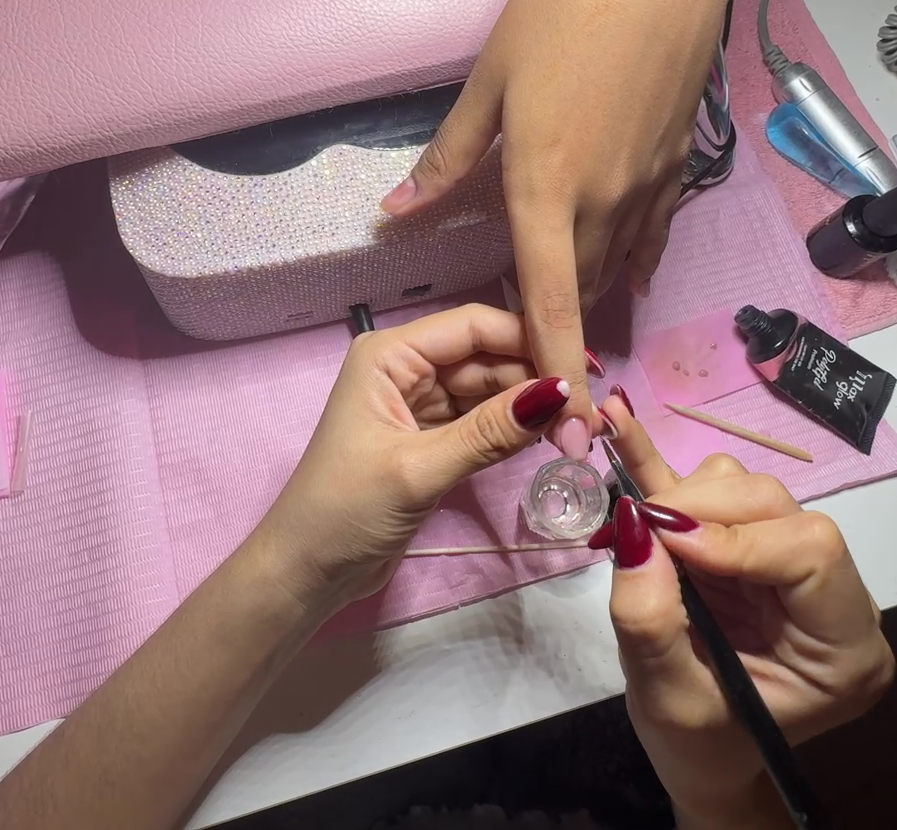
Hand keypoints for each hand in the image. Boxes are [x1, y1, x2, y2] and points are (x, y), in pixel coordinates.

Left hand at [253, 304, 568, 612]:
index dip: (529, 341)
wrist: (308, 570)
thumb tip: (561, 393)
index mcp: (390, 354)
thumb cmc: (346, 510)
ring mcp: (419, 401)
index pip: (473, 327)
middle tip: (588, 416)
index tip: (584, 369)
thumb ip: (489, 432)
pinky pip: (480, 418)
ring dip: (530, 406)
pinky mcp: (430, 435)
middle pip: (486, 356)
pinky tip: (547, 438)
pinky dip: (511, 428)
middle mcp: (406, 366)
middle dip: (536, 380)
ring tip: (579, 429)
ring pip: (488, 388)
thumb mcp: (418, 469)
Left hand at [381, 0, 744, 452]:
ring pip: (610, 266)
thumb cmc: (560, 9)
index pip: (548, 305)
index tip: (566, 430)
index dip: (554, 373)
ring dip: (582, 295)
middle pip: (576, 292)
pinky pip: (647, 236)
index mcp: (544, 189)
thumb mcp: (489, 83)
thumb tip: (396, 211)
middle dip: (552, 332)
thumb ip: (446, 160)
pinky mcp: (675, 165)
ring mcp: (649, 186)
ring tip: (559, 316)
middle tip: (522, 353)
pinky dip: (625, 262)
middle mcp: (603, 202)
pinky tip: (617, 274)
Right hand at [596, 393, 893, 821]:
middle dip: (701, 506)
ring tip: (637, 521)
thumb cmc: (699, 747)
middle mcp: (827, 591)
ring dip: (683, 492)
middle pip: (776, 507)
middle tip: (640, 526)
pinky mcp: (735, 540)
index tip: (666, 541)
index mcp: (843, 645)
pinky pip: (702, 485)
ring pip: (743, 487)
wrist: (698, 755)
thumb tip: (634, 528)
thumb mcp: (672, 702)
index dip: (737, 536)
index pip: (810, 552)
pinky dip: (656, 459)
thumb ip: (653, 623)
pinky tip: (618, 420)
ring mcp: (780, 560)